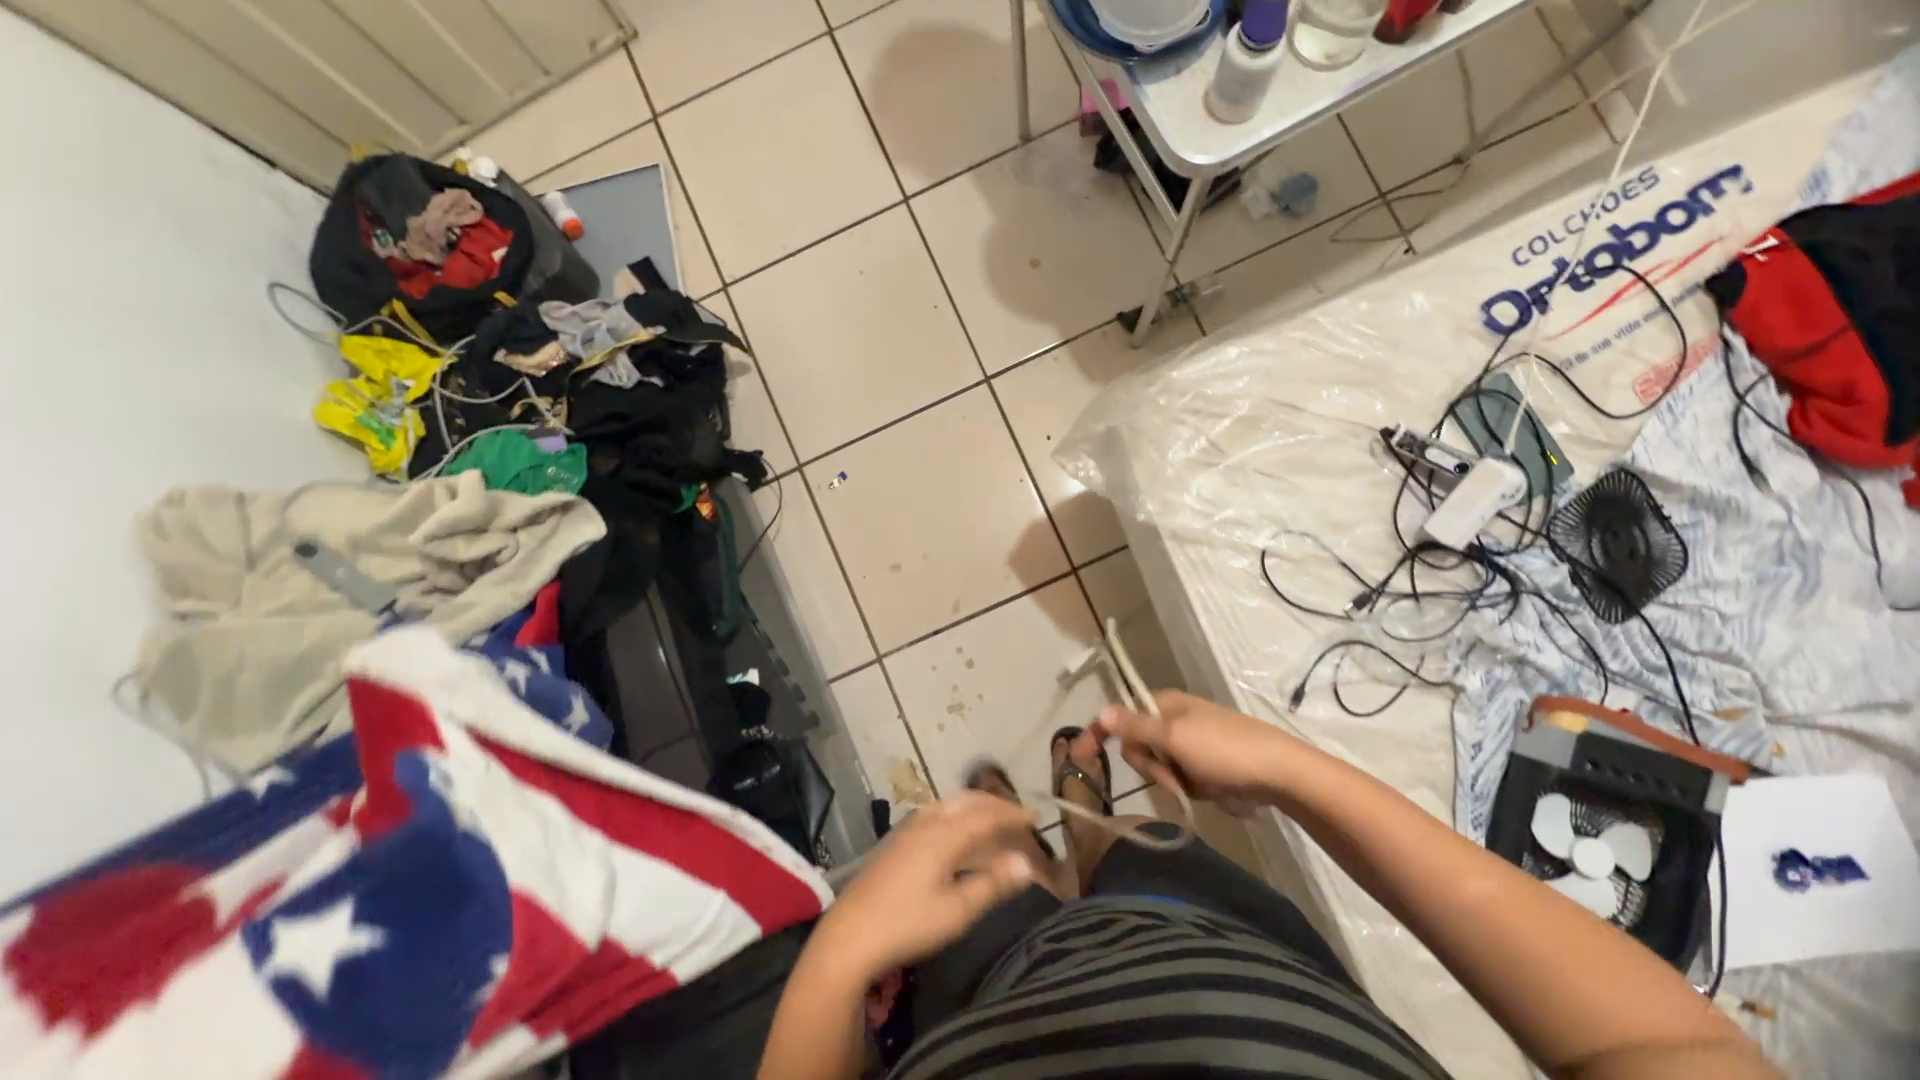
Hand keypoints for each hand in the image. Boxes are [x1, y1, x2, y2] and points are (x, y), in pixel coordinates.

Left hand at [812, 793, 1036, 979]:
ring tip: (990, 820)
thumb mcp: (958, 910)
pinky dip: (955, 816)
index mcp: (943, 836)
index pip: (986, 815)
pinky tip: (956, 835)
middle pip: (965, 802)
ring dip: (972, 807)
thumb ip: (993, 884)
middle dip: (993, 804)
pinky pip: (934, 816)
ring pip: (947, 806)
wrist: (849, 936)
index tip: (1035, 818)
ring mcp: (905, 832)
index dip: (1012, 815)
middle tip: (1016, 815)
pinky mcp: (894, 844)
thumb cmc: (908, 924)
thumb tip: (1026, 863)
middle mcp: (925, 824)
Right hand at [1091, 690, 1296, 806]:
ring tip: (1194, 785)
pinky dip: (1188, 787)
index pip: (1120, 714)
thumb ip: (1135, 726)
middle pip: (1137, 745)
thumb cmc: (1223, 750)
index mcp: (1165, 702)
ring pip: (1158, 766)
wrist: (1279, 773)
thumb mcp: (1174, 737)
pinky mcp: (1205, 763)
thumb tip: (1100, 710)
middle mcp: (1174, 718)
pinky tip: (1206, 789)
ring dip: (1170, 780)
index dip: (1101, 732)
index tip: (1081, 753)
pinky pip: (1179, 777)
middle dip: (1150, 766)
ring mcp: (1191, 741)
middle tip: (1171, 777)